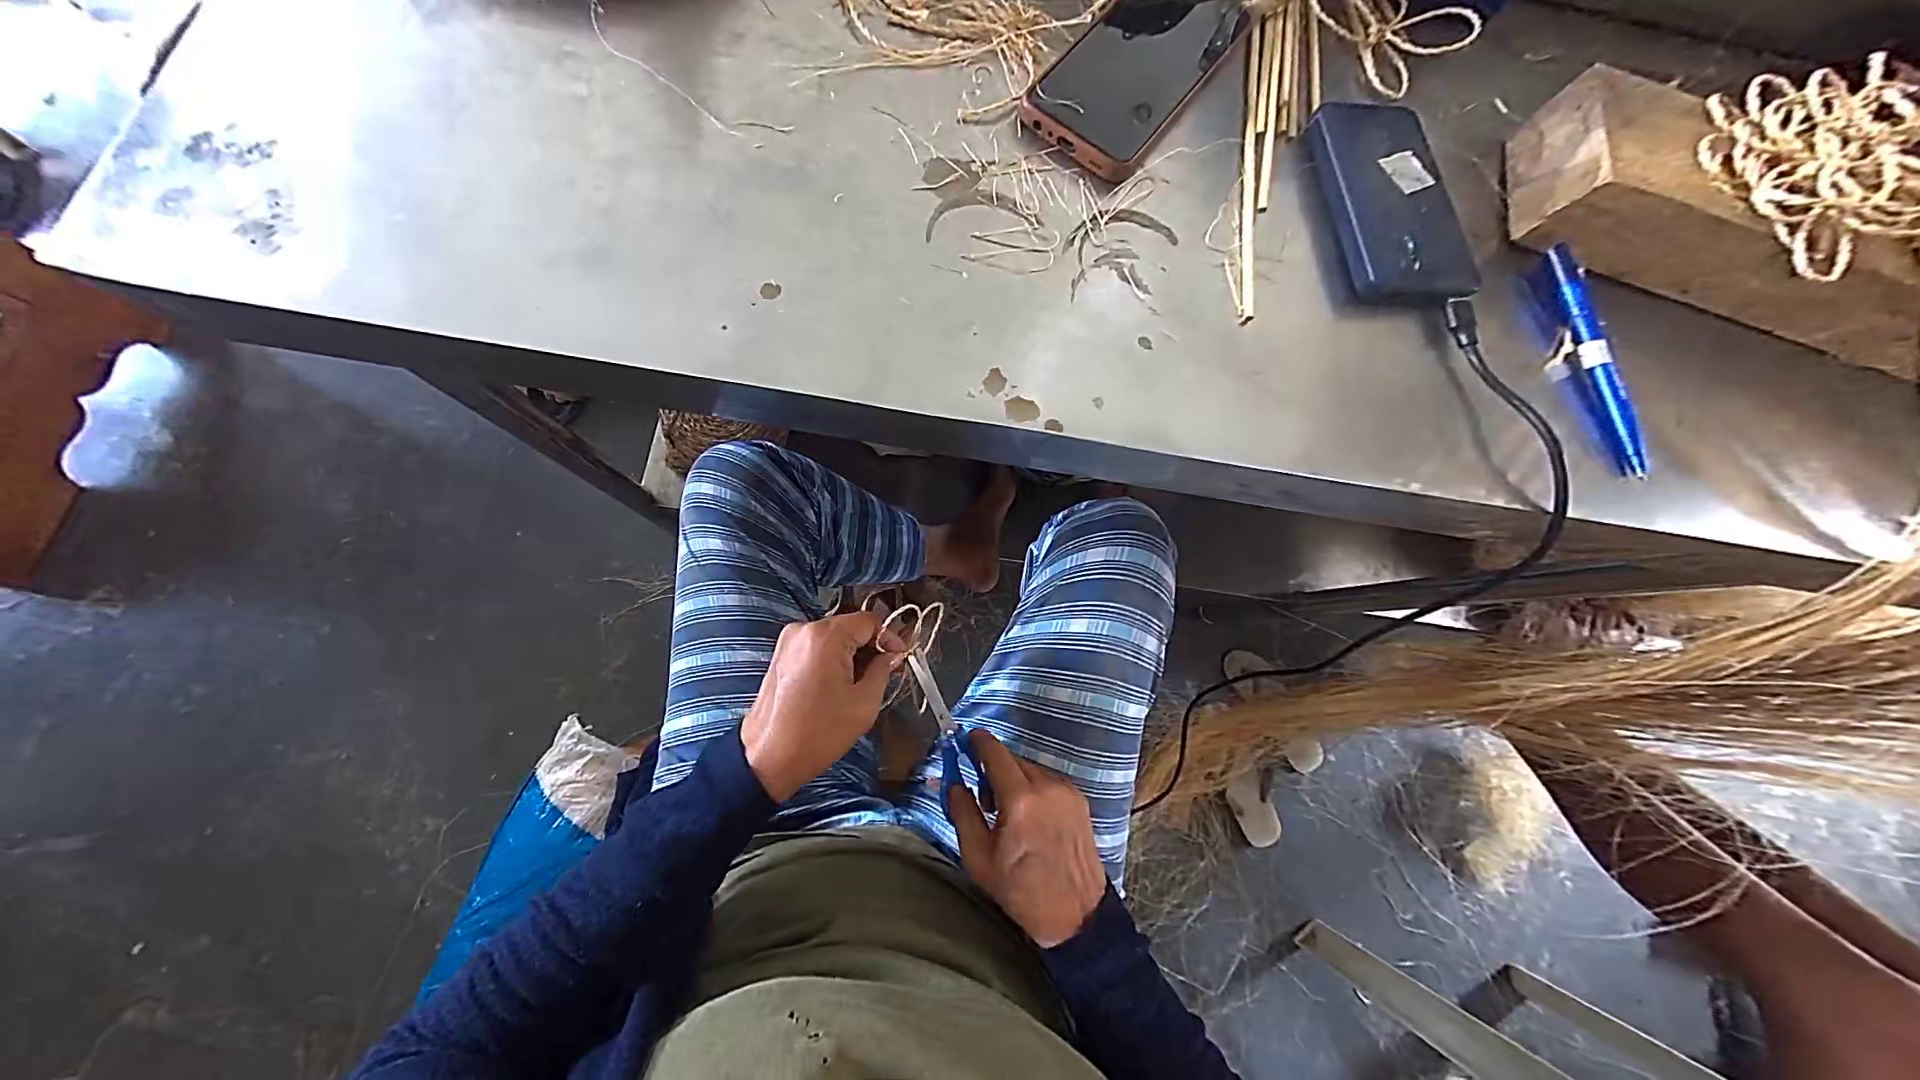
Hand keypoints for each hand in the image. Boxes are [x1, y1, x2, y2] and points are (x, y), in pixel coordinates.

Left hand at [740, 612, 900, 801]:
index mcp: (826, 636)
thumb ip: (883, 670)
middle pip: (850, 626)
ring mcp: (789, 641)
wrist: (768, 757)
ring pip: (834, 637)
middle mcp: (804, 630)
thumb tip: (890, 656)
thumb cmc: (815, 734)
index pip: (869, 620)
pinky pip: (816, 647)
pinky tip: (836, 686)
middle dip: (870, 647)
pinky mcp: (782, 655)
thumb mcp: (864, 703)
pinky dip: (831, 659)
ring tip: (858, 684)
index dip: (889, 637)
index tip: (898, 656)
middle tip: (884, 672)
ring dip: (851, 654)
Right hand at [947, 729, 1106, 946]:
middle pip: (1012, 759)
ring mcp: (1067, 792)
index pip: (995, 752)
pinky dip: (1033, 788)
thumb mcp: (979, 858)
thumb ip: (962, 813)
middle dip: (993, 768)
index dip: (977, 741)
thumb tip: (952, 783)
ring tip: (1007, 812)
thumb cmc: (1022, 891)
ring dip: (1014, 778)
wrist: (1076, 916)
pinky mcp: (1079, 800)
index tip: (966, 738)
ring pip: (1030, 769)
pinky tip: (1029, 816)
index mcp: (1020, 800)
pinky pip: (1048, 781)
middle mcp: (1047, 787)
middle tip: (982, 796)